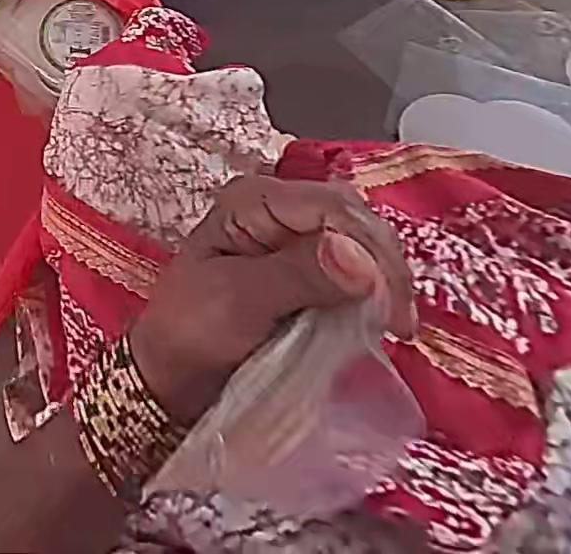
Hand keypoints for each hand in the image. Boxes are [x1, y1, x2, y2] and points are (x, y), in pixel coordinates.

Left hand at [128, 175, 415, 422]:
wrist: (171, 371)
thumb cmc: (191, 329)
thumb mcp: (237, 301)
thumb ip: (296, 276)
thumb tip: (358, 258)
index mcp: (254, 199)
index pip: (330, 205)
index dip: (369, 248)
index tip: (391, 307)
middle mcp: (278, 207)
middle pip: (352, 217)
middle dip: (382, 263)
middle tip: (399, 322)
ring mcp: (292, 235)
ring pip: (359, 241)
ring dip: (382, 279)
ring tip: (395, 325)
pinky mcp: (304, 266)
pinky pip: (352, 267)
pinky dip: (370, 292)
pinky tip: (379, 320)